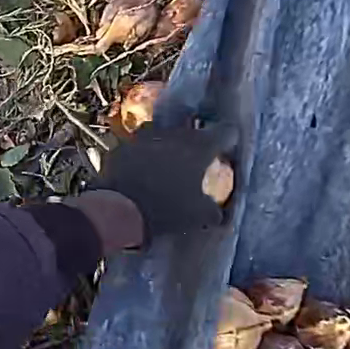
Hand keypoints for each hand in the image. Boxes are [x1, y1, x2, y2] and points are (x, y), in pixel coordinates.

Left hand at [94, 122, 237, 240]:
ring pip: (165, 135)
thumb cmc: (167, 209)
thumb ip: (214, 211)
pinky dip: (145, 155)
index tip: (228, 150)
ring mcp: (146, 136)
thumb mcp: (199, 216)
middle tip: (197, 161)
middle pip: (193, 132)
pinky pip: (141, 146)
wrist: (120, 209)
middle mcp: (175, 134)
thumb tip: (220, 213)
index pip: (226, 132)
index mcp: (199, 146)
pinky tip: (143, 170)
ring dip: (169, 146)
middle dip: (197, 144)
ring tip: (168, 164)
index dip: (229, 141)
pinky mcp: (124, 145)